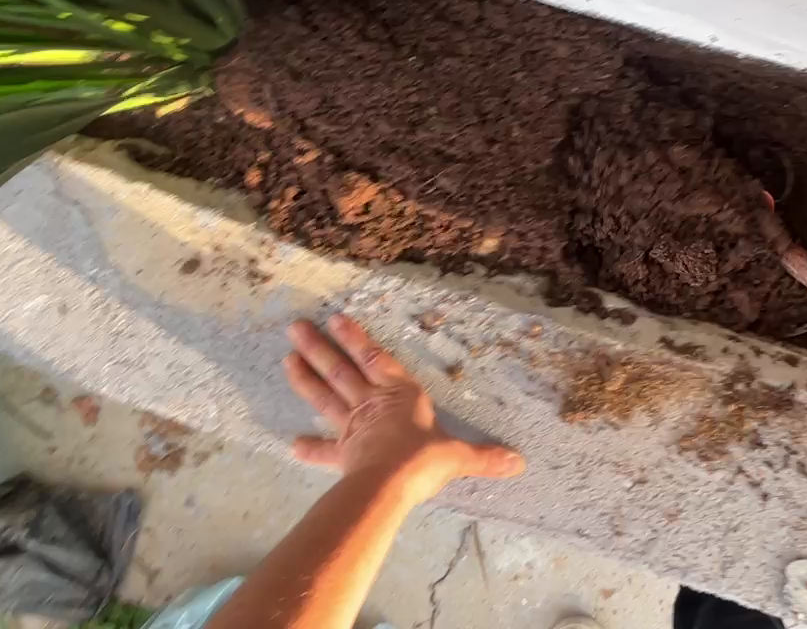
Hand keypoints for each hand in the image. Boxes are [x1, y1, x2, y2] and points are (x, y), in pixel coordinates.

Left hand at [283, 314, 525, 501]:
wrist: (391, 487)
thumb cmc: (424, 459)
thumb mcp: (459, 456)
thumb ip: (485, 456)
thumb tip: (519, 462)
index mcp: (400, 393)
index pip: (374, 357)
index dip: (355, 337)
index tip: (335, 319)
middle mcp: (372, 403)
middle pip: (341, 370)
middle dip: (318, 348)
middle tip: (295, 327)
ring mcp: (352, 427)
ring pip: (325, 396)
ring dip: (306, 378)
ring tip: (287, 358)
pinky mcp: (342, 455)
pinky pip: (324, 450)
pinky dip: (309, 447)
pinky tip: (291, 444)